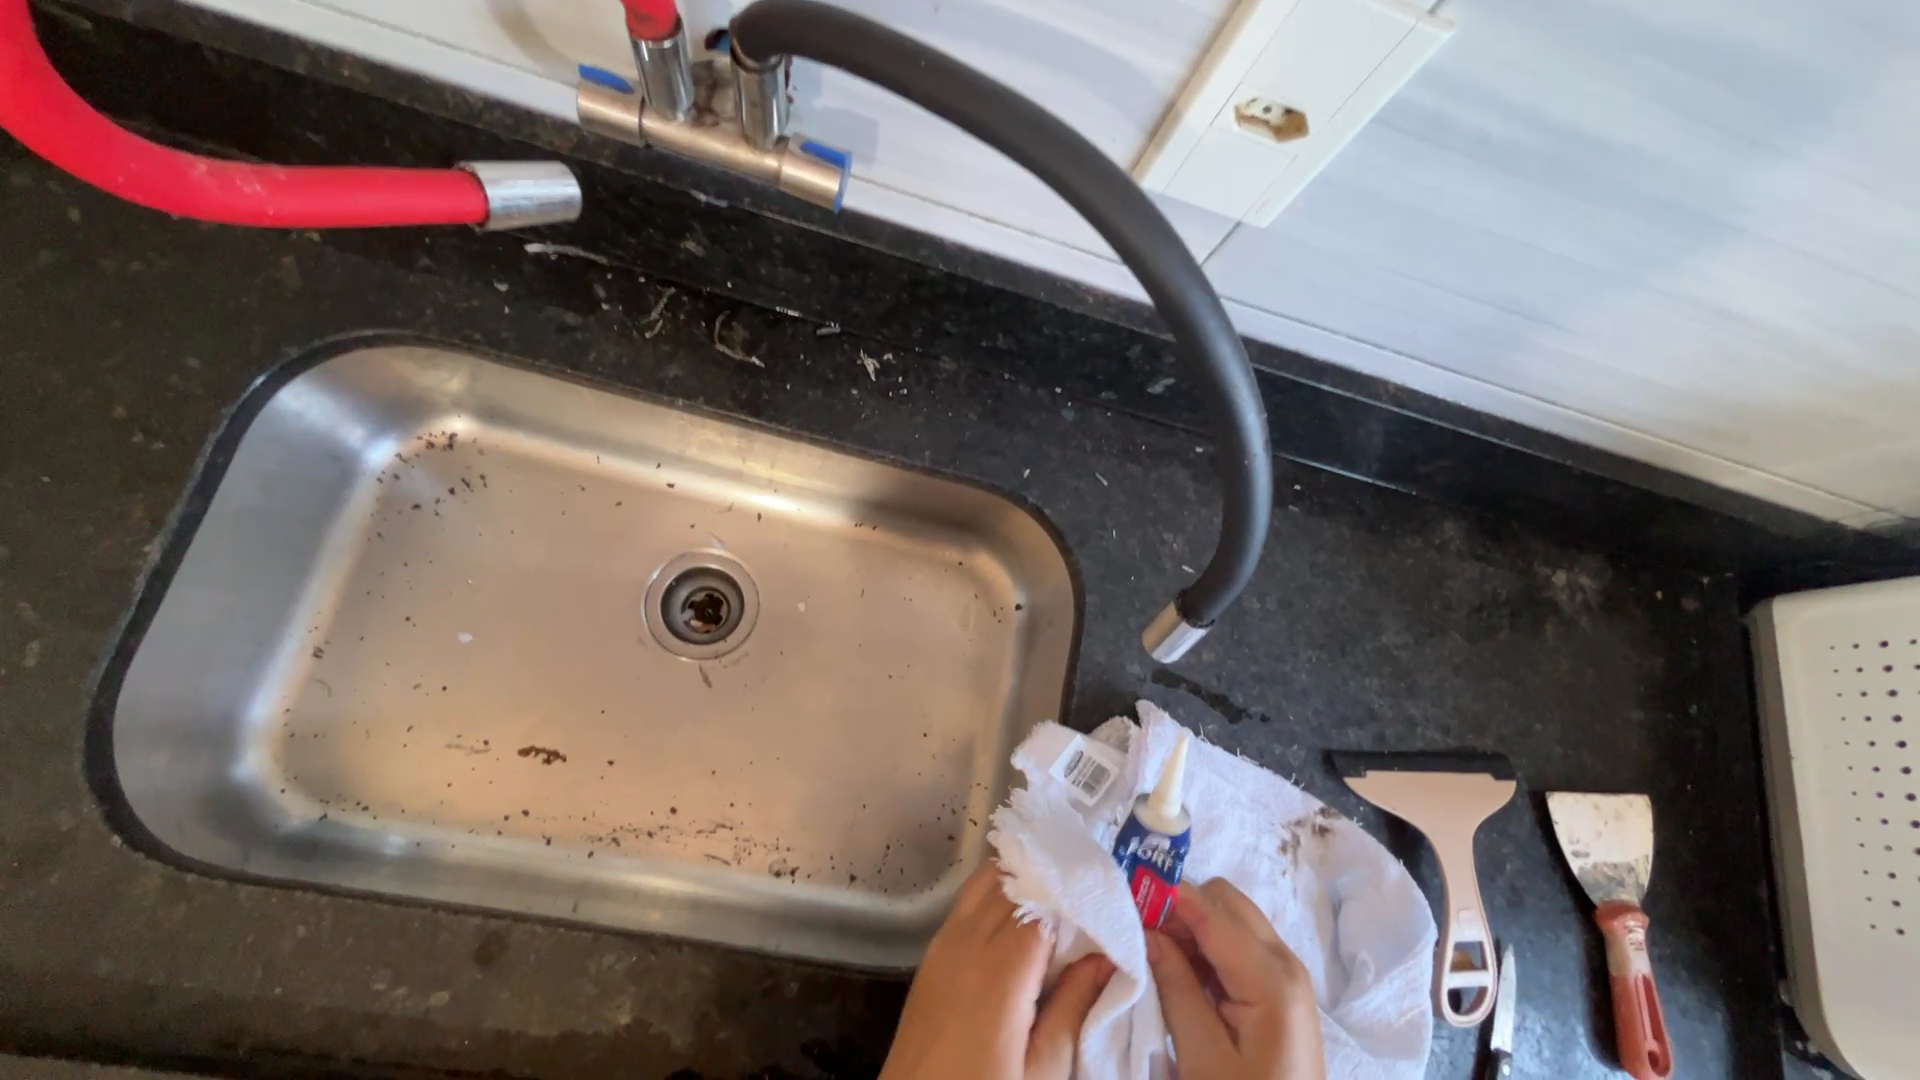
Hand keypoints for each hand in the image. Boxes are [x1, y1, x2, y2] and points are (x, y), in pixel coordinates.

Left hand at [880, 863, 1114, 1079]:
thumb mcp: (1041, 1072)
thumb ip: (1073, 1009)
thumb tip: (1106, 958)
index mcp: (1001, 970)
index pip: (1043, 905)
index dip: (1073, 897)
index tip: (1104, 901)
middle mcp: (967, 942)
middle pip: (1012, 884)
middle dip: (1049, 881)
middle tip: (1086, 892)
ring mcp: (943, 944)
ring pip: (984, 882)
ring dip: (1019, 879)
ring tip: (1054, 896)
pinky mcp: (931, 955)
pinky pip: (966, 903)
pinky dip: (994, 893)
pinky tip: (1017, 912)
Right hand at [1146, 879, 1325, 1079]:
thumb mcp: (1202, 1057)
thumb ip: (1174, 986)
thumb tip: (1146, 932)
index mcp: (1271, 978)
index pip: (1211, 910)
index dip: (1166, 896)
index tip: (1122, 895)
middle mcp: (1285, 962)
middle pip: (1224, 901)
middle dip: (1179, 907)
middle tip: (1139, 934)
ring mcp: (1286, 974)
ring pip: (1229, 917)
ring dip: (1190, 925)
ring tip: (1154, 954)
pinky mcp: (1279, 989)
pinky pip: (1236, 943)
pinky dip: (1204, 945)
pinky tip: (1180, 972)